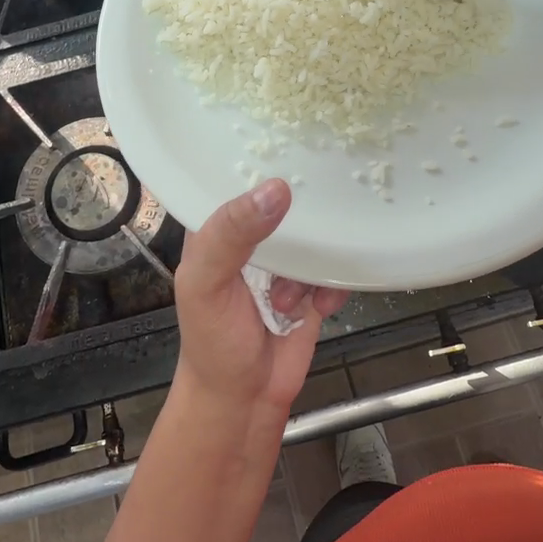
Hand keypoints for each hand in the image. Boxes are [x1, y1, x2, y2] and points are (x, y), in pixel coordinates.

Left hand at [173, 179, 350, 413]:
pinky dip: (333, 284)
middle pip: (283, 202)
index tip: (292, 137)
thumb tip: (277, 189)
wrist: (243, 404)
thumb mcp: (208, 283)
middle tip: (323, 201)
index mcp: (217, 230)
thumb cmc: (213, 341)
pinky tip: (321, 305)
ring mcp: (283, 266)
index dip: (258, 157)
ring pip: (314, 237)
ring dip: (312, 263)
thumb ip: (232, 234)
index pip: (235, 178)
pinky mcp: (311, 290)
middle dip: (303, 205)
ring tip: (290, 298)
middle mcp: (251, 241)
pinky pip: (334, 271)